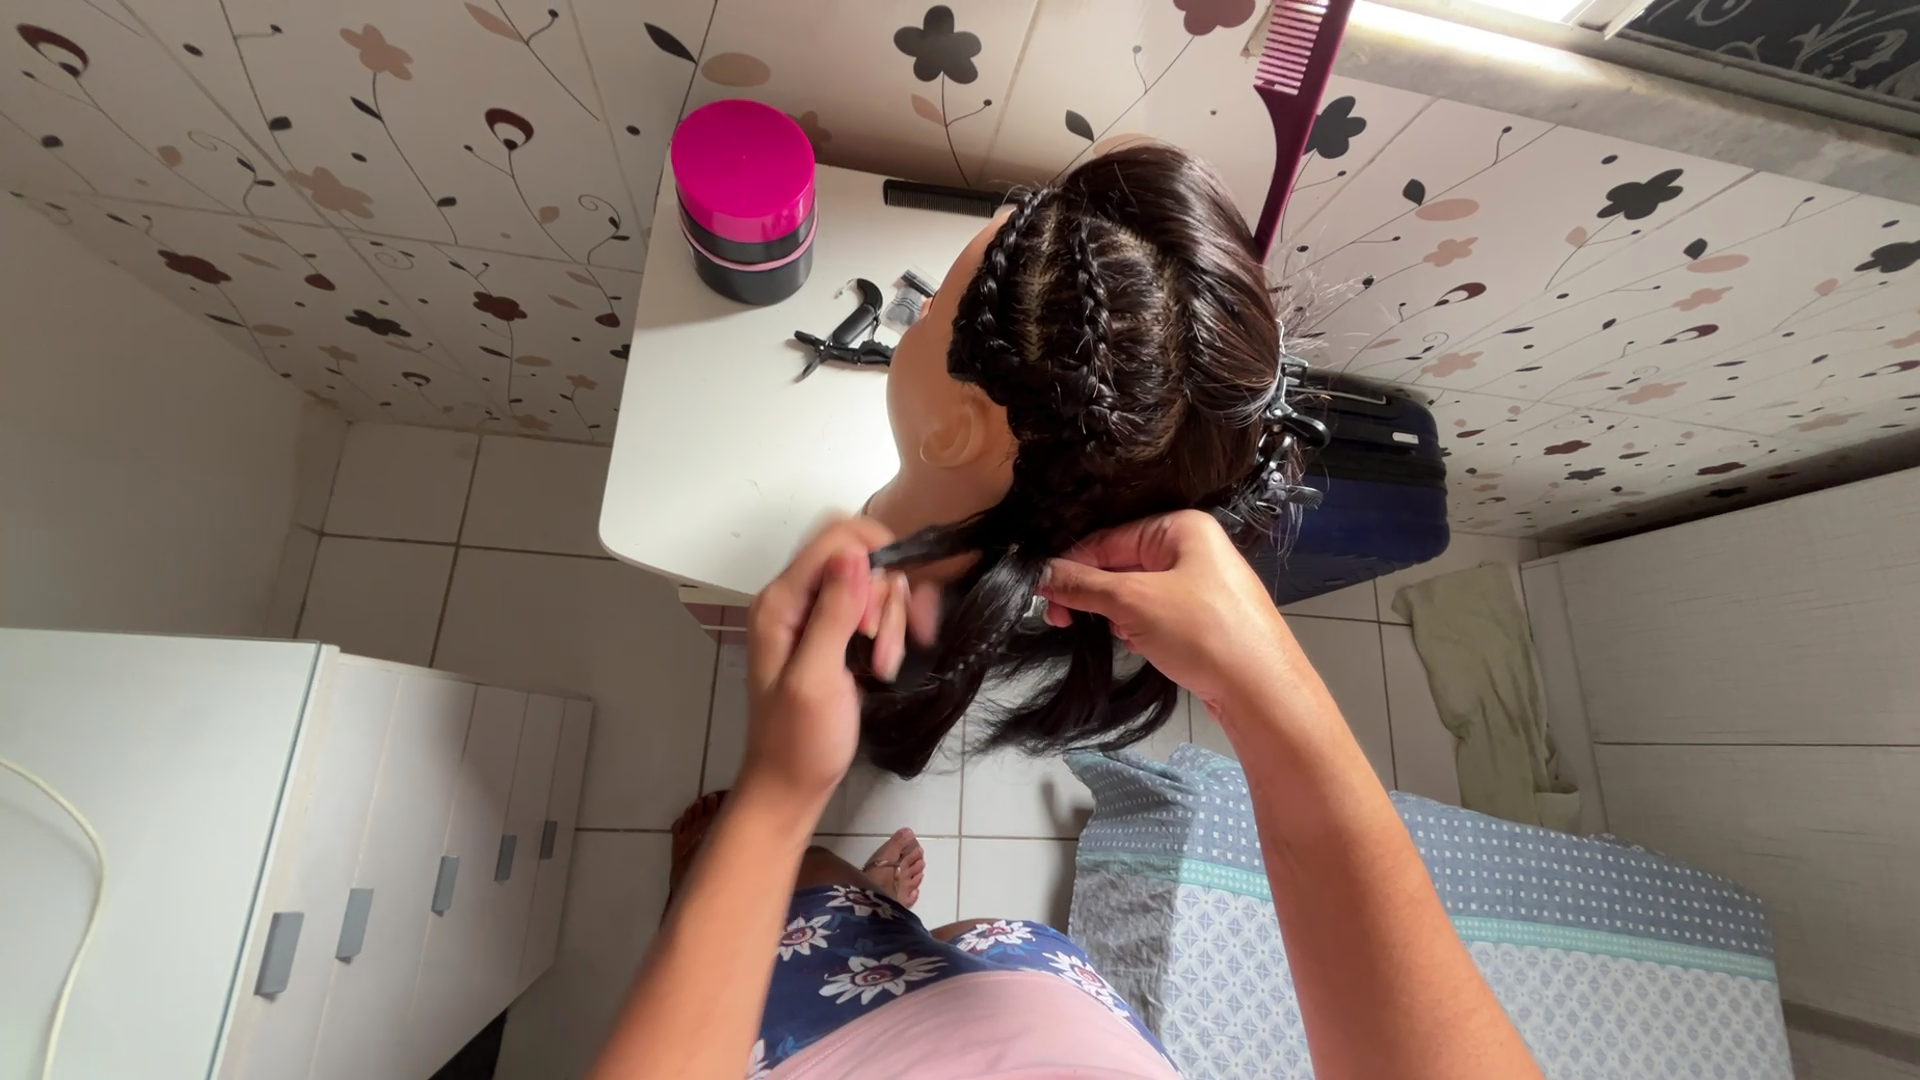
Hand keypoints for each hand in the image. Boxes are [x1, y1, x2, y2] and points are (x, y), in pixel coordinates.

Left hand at [741, 517, 908, 806]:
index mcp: (781, 600)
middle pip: (863, 558)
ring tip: (882, 666)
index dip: (874, 556)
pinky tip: (890, 660)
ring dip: (892, 622)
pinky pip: (879, 606)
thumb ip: (832, 614)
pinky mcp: (839, 629)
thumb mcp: (816, 679)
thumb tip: (853, 552)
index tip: (887, 604)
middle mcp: (798, 596)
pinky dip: (893, 628)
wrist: (794, 782)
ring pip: (877, 583)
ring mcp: (819, 612)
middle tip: (877, 649)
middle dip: (884, 601)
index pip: (835, 536)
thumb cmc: (799, 741)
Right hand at [1037, 509, 1304, 717]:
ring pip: (1135, 589)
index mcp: (1180, 527)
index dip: (1071, 565)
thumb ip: (1081, 585)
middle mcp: (1192, 547)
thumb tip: (1039, 574)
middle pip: (1119, 562)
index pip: (1107, 538)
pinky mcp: (1203, 616)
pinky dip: (1136, 625)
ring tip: (1106, 632)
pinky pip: (1154, 610)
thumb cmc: (1203, 633)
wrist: (1263, 693)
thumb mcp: (1132, 603)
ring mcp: (1200, 583)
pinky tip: (1134, 642)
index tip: (1042, 595)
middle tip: (1061, 620)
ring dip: (1112, 611)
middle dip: (1091, 592)